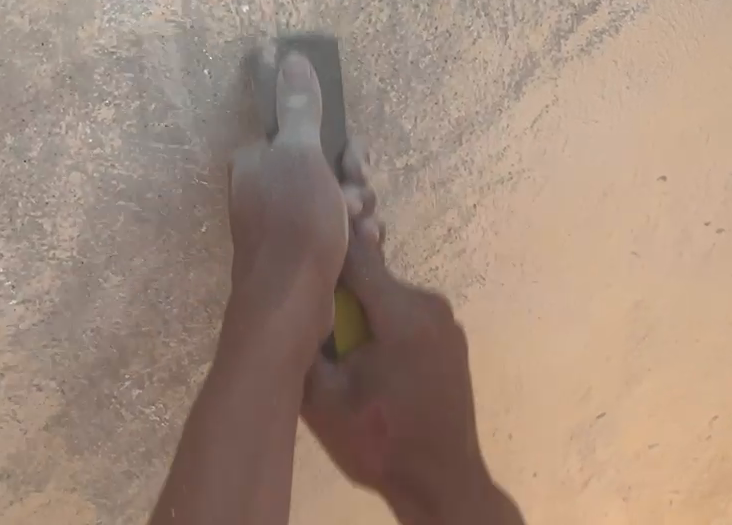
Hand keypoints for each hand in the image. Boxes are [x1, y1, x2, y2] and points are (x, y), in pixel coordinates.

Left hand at [226, 52, 349, 349]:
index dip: (334, 145)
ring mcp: (278, 223)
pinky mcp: (297, 252)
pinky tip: (363, 244)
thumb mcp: (300, 154)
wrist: (289, 304)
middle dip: (350, 182)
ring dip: (356, 209)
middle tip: (358, 196)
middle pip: (322, 168)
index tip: (354, 157)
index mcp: (255, 160)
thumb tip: (290, 56)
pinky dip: (351, 234)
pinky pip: (332, 230)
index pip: (301, 135)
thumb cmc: (294, 222)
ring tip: (362, 227)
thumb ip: (299, 107)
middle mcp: (262, 188)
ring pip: (333, 200)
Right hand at [301, 228, 522, 524]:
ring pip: (382, 290)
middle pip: (367, 272)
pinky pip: (400, 308)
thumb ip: (304, 337)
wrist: (442, 487)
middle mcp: (429, 303)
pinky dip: (378, 319)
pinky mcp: (447, 333)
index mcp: (402, 313)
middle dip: (336, 287)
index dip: (320, 244)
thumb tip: (284, 295)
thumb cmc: (379, 443)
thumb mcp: (322, 398)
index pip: (353, 251)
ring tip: (336, 341)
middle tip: (310, 311)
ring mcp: (444, 318)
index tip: (290, 245)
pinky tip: (364, 353)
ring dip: (357, 306)